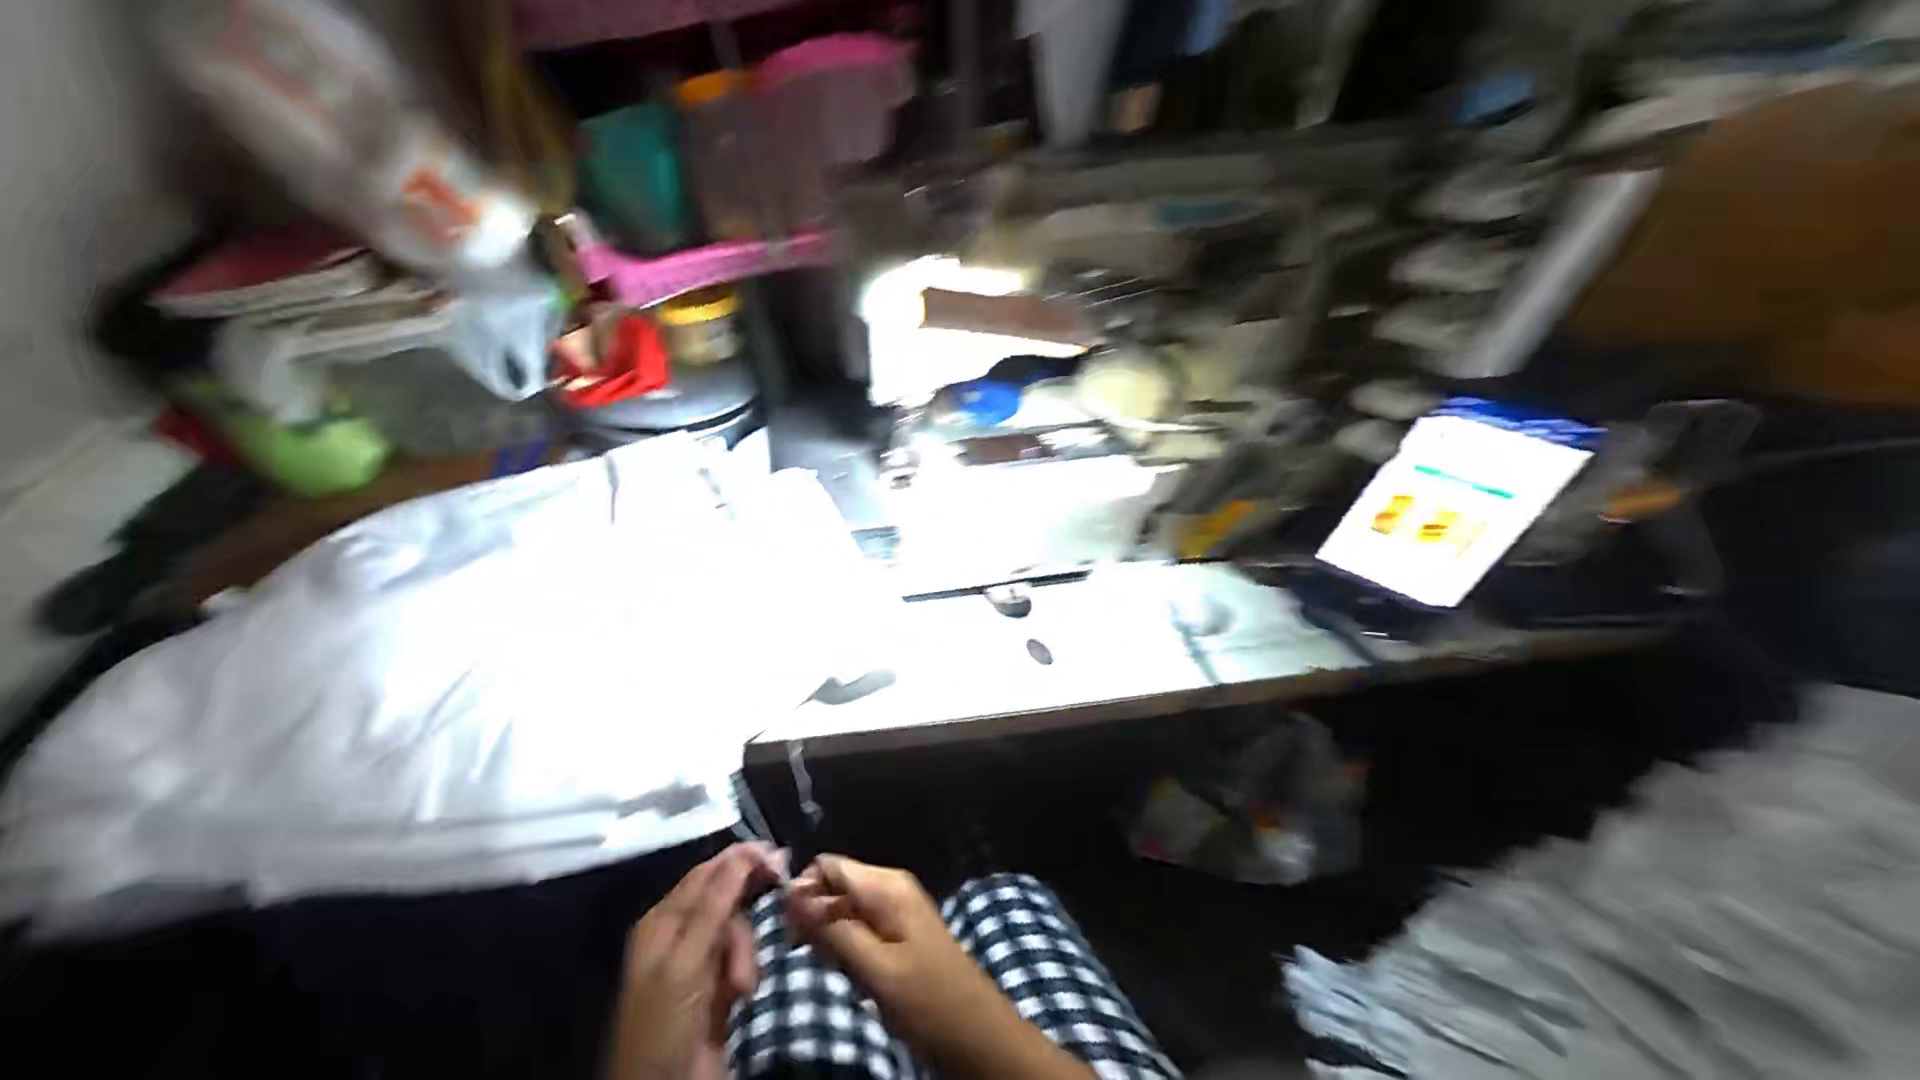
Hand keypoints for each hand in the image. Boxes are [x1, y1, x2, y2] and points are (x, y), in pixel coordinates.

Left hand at [606, 842, 785, 1079]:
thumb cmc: (665, 1024)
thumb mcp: (687, 961)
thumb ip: (715, 904)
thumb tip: (743, 852)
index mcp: (662, 921)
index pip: (706, 873)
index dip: (740, 859)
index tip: (777, 855)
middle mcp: (679, 934)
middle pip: (725, 899)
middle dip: (745, 912)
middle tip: (776, 897)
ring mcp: (698, 961)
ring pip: (738, 929)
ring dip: (746, 952)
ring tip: (741, 985)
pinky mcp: (715, 986)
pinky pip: (742, 957)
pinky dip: (747, 970)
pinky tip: (742, 993)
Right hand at [786, 855, 1092, 1079]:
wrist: (977, 1033)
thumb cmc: (926, 1001)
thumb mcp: (874, 968)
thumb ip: (832, 929)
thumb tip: (790, 892)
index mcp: (887, 885)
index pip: (828, 865)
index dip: (802, 890)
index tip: (786, 929)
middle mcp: (891, 886)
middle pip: (834, 884)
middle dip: (813, 916)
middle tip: (805, 955)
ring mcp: (897, 909)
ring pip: (844, 908)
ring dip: (828, 936)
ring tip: (829, 967)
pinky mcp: (899, 932)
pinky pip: (860, 926)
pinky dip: (845, 946)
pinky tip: (847, 972)